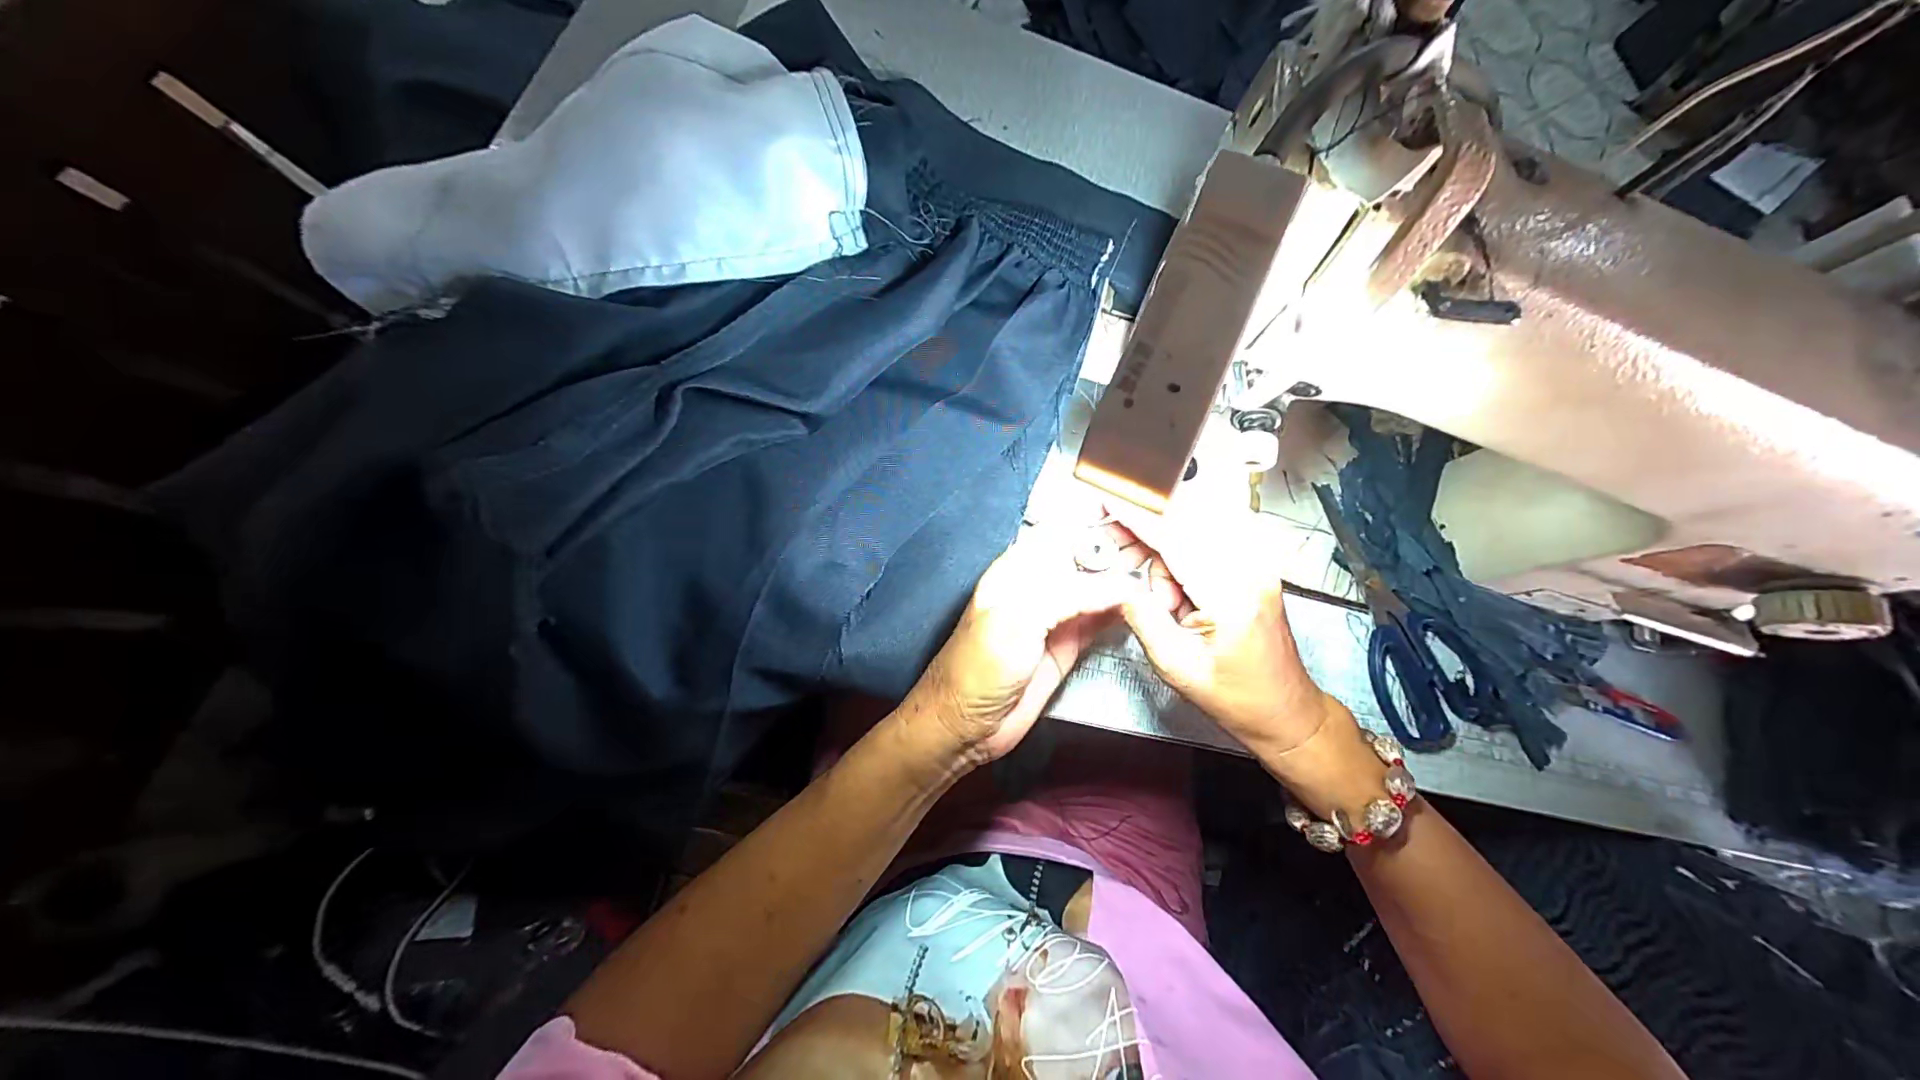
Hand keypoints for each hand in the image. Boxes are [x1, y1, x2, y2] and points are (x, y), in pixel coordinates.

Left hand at [899, 522, 1154, 768]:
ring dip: (1129, 579)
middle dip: (1121, 549)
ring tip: (1165, 567)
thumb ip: (1068, 595)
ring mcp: (1057, 616)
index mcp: (1019, 569)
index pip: (1064, 533)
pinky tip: (1149, 603)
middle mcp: (1040, 587)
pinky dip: (1126, 611)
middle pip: (1087, 558)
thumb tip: (1119, 585)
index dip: (1097, 523)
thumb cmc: (977, 668)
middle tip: (1163, 542)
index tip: (1136, 517)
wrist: (966, 725)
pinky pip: (1103, 619)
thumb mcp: (1017, 620)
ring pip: (1099, 588)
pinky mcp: (1069, 644)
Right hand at [1108, 503, 1344, 760]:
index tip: (1112, 499)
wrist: (1283, 709)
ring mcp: (1257, 566)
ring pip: (1194, 531)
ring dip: (1165, 553)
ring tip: (1167, 603)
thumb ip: (1141, 616)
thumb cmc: (1238, 696)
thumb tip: (1117, 582)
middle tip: (1120, 550)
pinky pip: (1208, 543)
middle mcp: (1250, 570)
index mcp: (1231, 595)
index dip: (1137, 517)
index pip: (1175, 538)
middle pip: (1185, 524)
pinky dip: (1182, 556)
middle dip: (1146, 533)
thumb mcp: (1175, 664)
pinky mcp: (1255, 567)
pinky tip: (1177, 592)